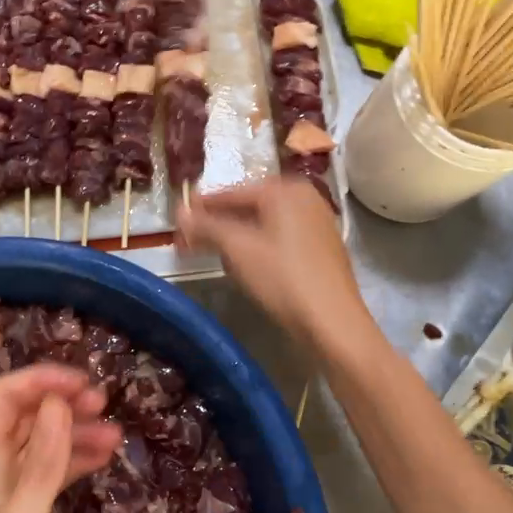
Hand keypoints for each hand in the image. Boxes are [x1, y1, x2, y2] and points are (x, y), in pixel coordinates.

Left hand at [0, 365, 120, 512]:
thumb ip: (43, 462)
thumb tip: (58, 400)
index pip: (3, 396)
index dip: (41, 380)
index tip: (84, 382)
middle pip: (24, 417)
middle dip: (62, 403)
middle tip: (106, 403)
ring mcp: (2, 499)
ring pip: (39, 447)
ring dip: (73, 435)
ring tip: (116, 436)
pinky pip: (46, 478)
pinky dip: (71, 465)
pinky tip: (101, 462)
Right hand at [179, 178, 374, 354]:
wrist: (333, 322)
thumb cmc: (282, 278)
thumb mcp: (237, 249)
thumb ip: (206, 226)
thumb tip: (179, 212)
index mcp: (285, 190)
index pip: (233, 193)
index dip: (202, 207)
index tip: (179, 219)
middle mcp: (305, 198)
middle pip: (250, 206)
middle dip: (220, 222)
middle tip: (194, 237)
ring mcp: (318, 223)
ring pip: (266, 223)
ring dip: (239, 234)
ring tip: (216, 251)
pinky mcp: (324, 248)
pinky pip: (282, 237)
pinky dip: (261, 244)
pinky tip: (248, 263)